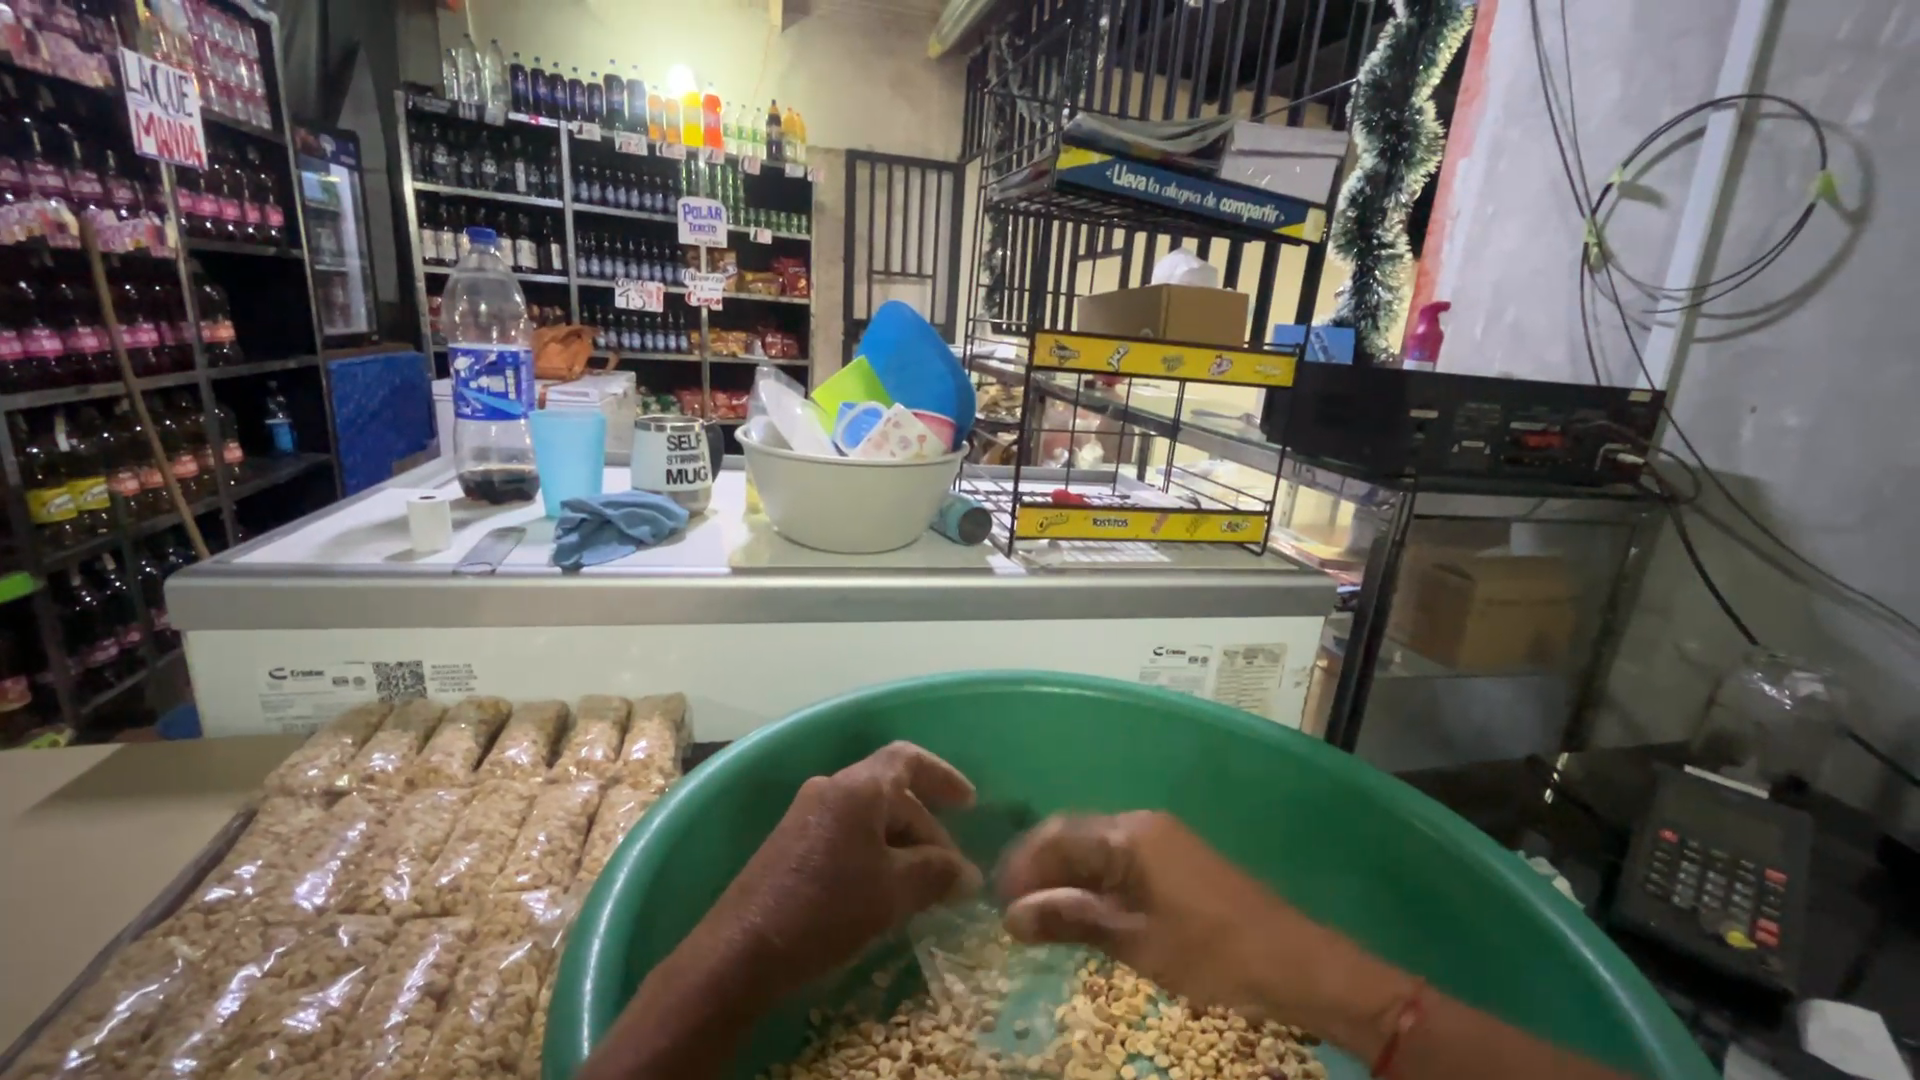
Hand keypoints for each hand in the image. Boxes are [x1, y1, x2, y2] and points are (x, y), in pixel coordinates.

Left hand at [682, 741, 981, 1002]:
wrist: (741, 952)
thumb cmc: (826, 910)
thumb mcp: (893, 893)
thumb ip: (938, 873)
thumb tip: (969, 874)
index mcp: (857, 789)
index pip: (908, 759)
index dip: (943, 777)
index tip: (970, 805)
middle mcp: (831, 791)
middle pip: (891, 793)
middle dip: (928, 829)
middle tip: (952, 875)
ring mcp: (807, 817)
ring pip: (869, 818)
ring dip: (903, 846)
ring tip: (924, 890)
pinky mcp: (792, 846)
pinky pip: (848, 836)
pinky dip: (876, 855)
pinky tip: (885, 894)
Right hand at [997, 811, 1412, 1048]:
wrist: (1294, 963)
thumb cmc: (1212, 953)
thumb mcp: (1136, 942)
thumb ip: (1072, 920)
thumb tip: (1011, 917)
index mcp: (1130, 835)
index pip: (1057, 836)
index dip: (1022, 866)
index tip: (997, 902)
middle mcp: (1141, 825)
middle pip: (1073, 836)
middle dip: (1038, 869)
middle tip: (1011, 911)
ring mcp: (1161, 840)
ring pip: (1094, 848)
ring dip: (1063, 877)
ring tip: (1037, 915)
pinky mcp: (1174, 860)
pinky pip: (1117, 861)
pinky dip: (1091, 882)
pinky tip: (1079, 911)